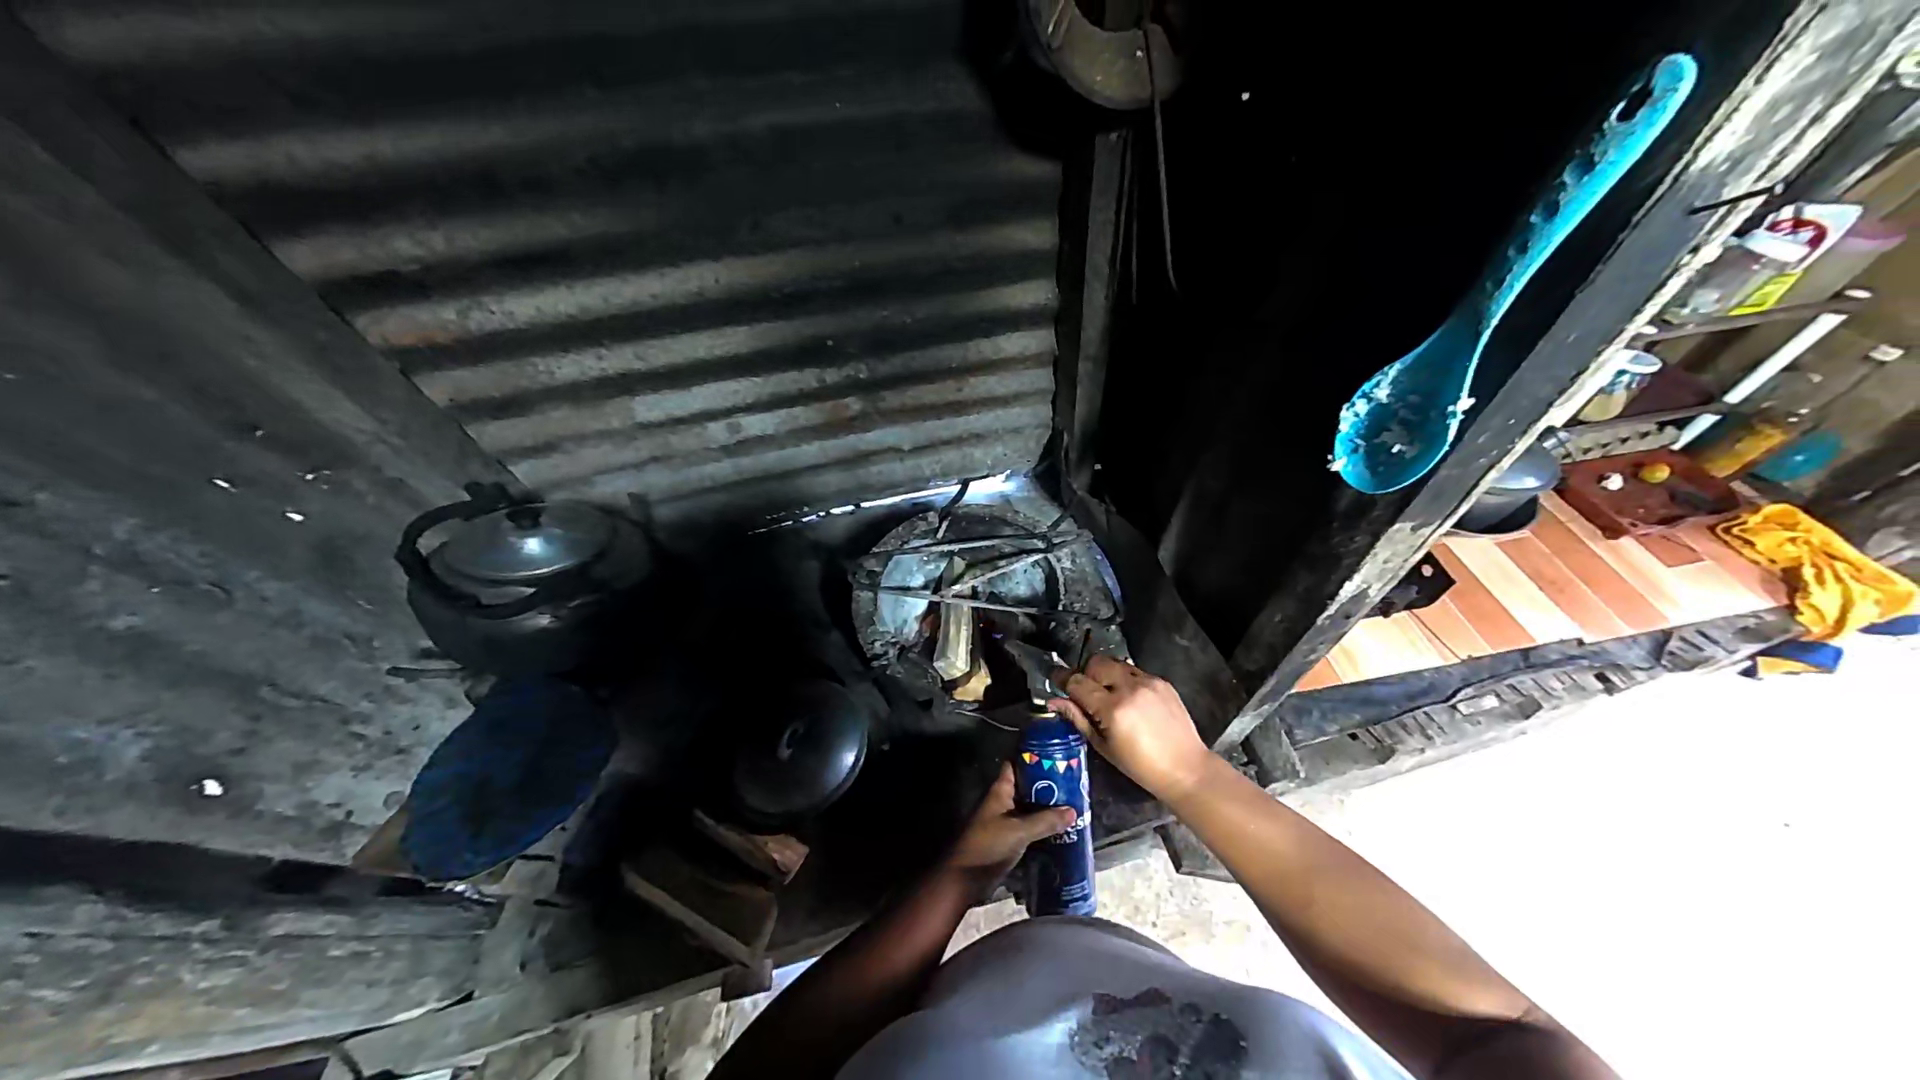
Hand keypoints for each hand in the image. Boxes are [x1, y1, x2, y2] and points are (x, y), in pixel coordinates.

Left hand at [942, 762, 1076, 897]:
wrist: (966, 879)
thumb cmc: (988, 846)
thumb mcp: (1019, 831)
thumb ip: (1045, 821)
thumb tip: (1073, 811)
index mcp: (1000, 791)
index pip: (1015, 765)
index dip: (1032, 759)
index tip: (1056, 757)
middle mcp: (1002, 802)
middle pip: (1026, 787)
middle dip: (1046, 785)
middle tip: (1073, 784)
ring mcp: (1005, 821)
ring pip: (1029, 808)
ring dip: (1046, 807)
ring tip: (1073, 805)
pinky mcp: (1008, 839)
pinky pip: (1029, 826)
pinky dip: (1042, 825)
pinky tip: (1061, 828)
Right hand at [1049, 655, 1215, 800]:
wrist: (1185, 768)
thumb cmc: (1140, 766)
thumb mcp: (1103, 746)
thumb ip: (1078, 719)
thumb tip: (1054, 702)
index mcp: (1113, 709)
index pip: (1078, 681)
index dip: (1062, 679)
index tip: (1056, 680)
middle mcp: (1130, 688)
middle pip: (1095, 663)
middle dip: (1085, 674)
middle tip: (1084, 692)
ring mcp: (1149, 682)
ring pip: (1115, 663)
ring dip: (1105, 674)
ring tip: (1107, 695)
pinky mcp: (1162, 682)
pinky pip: (1134, 671)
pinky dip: (1125, 679)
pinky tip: (1129, 699)